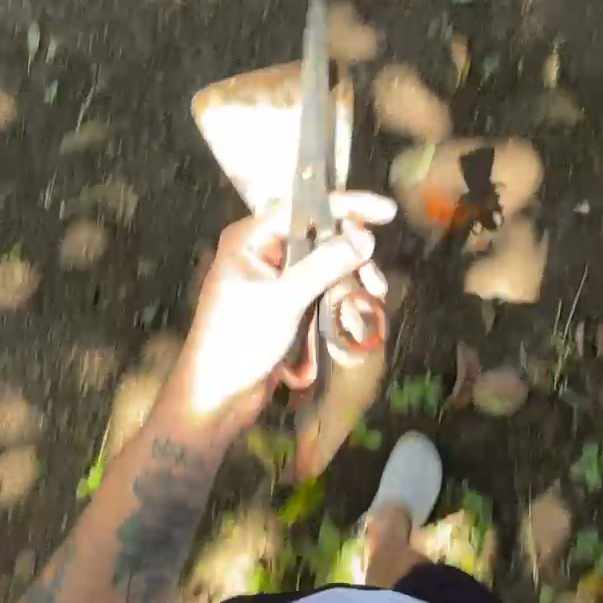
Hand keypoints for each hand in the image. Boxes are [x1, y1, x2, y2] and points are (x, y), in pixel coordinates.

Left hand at [163, 192, 395, 434]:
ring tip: (374, 296)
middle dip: (352, 252)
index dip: (345, 205)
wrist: (218, 396)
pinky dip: (341, 294)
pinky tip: (359, 309)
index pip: (302, 206)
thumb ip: (324, 265)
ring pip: (324, 263)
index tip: (384, 211)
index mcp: (249, 239)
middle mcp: (261, 252)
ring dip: (351, 277)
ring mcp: (274, 278)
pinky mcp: (285, 303)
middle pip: (319, 235)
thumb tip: (362, 239)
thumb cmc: (238, 343)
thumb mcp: (284, 300)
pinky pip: (320, 287)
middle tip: (375, 276)